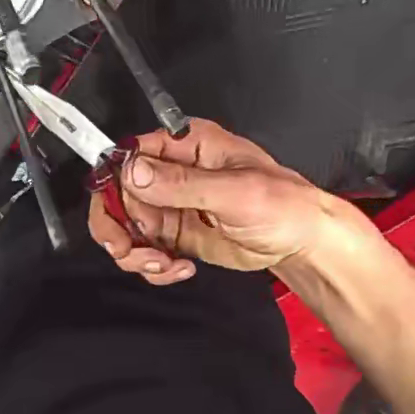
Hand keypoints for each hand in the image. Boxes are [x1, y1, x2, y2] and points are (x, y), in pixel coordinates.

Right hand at [88, 119, 368, 284]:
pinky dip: (152, 266)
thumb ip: (181, 184)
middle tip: (128, 250)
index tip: (119, 215)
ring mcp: (168, 206)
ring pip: (124, 227)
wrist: (300, 242)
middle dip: (117, 228)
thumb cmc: (282, 205)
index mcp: (184, 145)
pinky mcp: (172, 235)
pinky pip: (142, 250)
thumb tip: (133, 171)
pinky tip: (177, 268)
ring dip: (134, 253)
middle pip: (115, 195)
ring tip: (163, 264)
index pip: (127, 155)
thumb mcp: (233, 191)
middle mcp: (170, 172)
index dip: (114, 186)